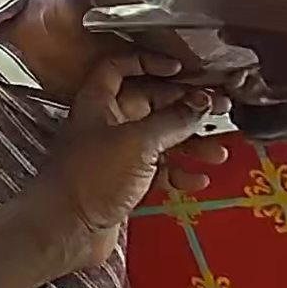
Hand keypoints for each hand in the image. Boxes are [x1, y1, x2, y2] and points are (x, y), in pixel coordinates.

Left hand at [34, 51, 228, 265]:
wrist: (67, 226)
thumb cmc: (92, 176)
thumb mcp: (138, 142)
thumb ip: (172, 120)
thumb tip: (203, 102)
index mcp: (97, 103)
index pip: (117, 67)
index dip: (147, 61)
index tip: (180, 68)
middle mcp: (104, 123)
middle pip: (147, 102)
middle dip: (182, 105)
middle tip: (219, 109)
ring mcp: (113, 152)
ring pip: (157, 138)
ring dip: (188, 142)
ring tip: (218, 150)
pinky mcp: (122, 181)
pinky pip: (156, 169)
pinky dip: (178, 171)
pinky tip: (198, 179)